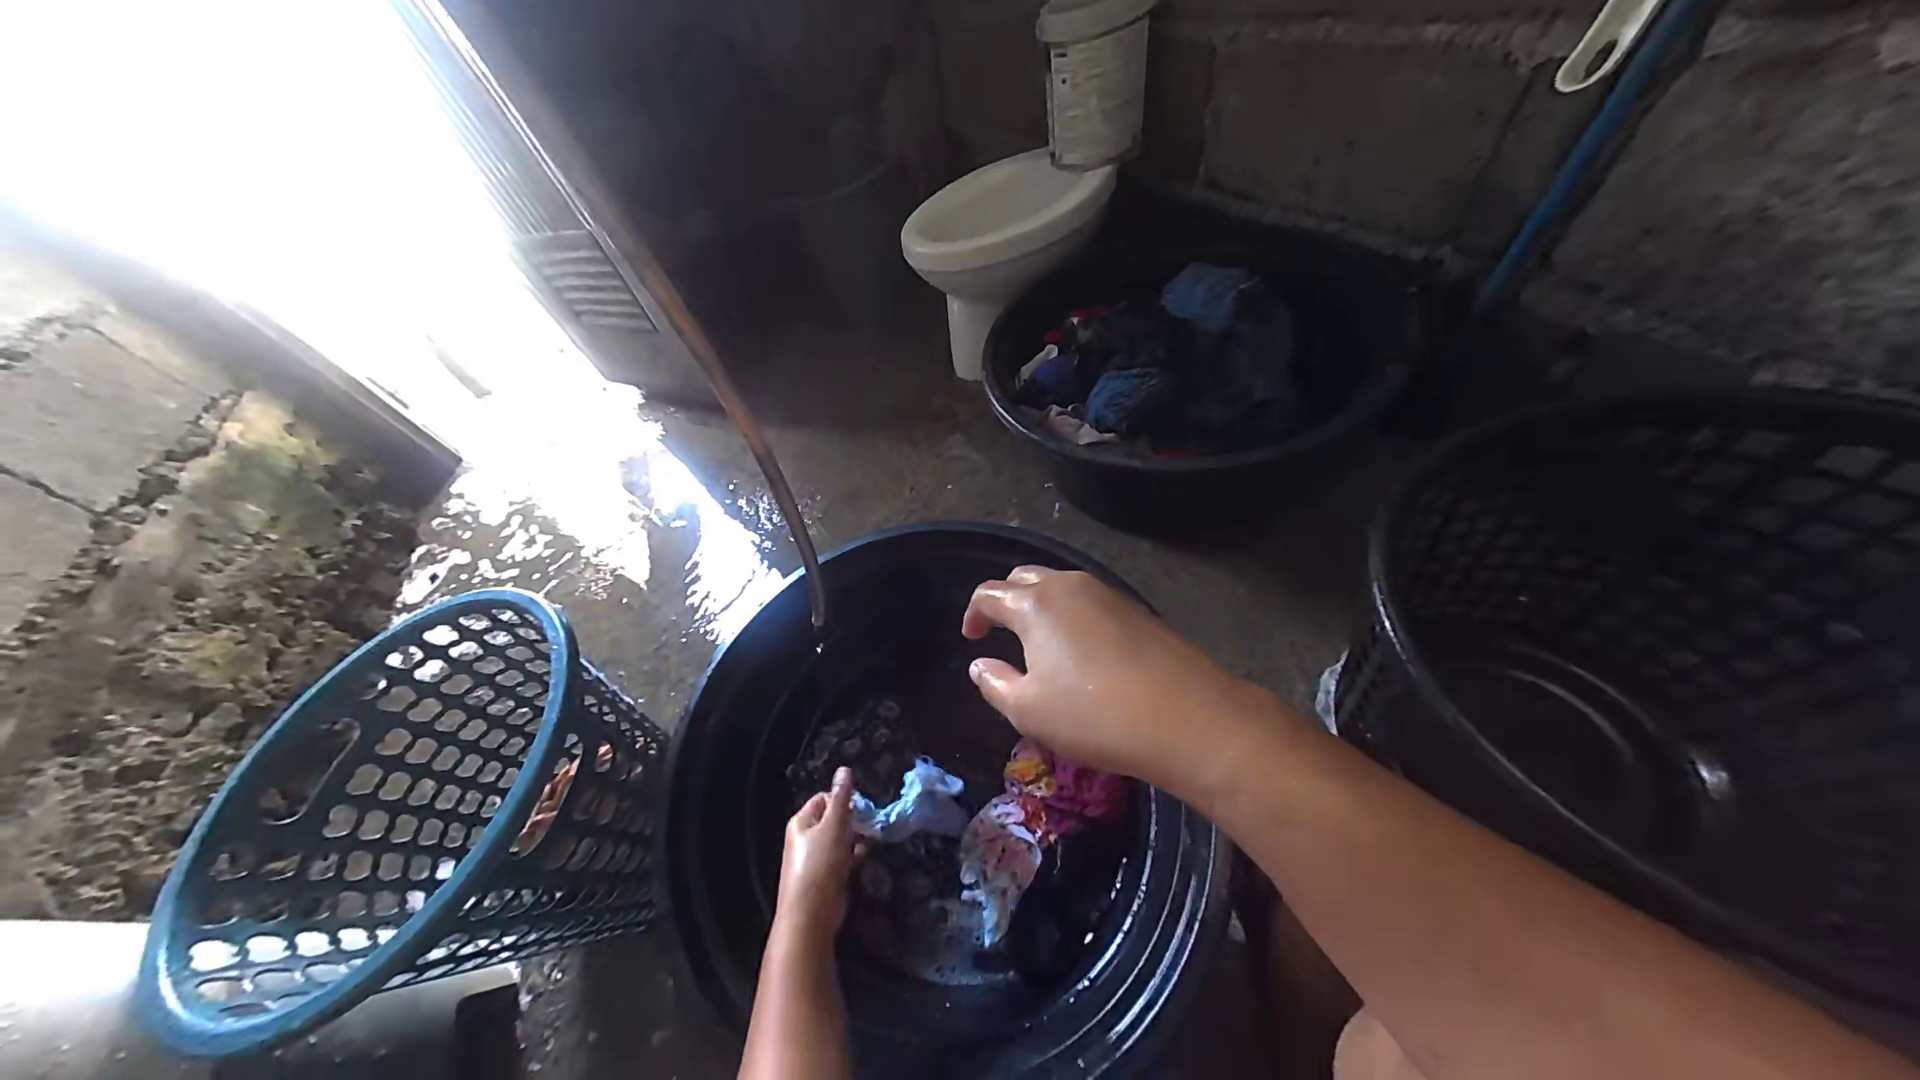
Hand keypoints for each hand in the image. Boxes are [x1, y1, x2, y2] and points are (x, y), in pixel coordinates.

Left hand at [775, 766, 863, 940]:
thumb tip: (845, 769)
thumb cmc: (820, 864)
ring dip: (856, 837)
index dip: (844, 799)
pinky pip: (842, 857)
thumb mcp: (834, 825)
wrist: (811, 915)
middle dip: (853, 819)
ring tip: (871, 840)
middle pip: (833, 818)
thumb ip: (842, 797)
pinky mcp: (826, 875)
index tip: (862, 806)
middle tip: (870, 824)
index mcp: (802, 821)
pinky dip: (853, 855)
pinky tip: (864, 857)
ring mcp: (815, 857)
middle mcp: (806, 837)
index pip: (824, 798)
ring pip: (840, 838)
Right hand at [962, 566, 1278, 792]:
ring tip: (1040, 642)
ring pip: (1060, 586)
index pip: (989, 593)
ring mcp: (1108, 594)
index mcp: (1036, 605)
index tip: (972, 638)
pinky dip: (1072, 615)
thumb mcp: (1029, 710)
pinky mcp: (1137, 610)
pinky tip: (1082, 650)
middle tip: (1001, 632)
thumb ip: (995, 683)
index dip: (973, 613)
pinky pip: (1090, 601)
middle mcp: (1070, 586)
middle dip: (1006, 600)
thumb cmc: (1095, 715)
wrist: (1188, 718)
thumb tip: (980, 665)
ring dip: (1041, 605)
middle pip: (1024, 578)